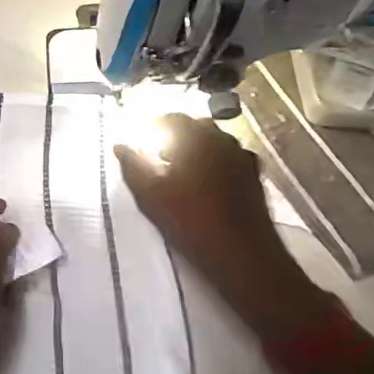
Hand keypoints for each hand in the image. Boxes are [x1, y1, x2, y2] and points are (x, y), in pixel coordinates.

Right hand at [113, 115, 318, 330]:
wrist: (242, 255)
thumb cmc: (190, 220)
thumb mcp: (149, 194)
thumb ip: (132, 165)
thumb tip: (119, 145)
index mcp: (195, 136)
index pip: (170, 118)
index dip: (153, 126)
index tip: (141, 138)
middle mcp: (221, 138)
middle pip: (194, 126)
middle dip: (175, 135)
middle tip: (158, 154)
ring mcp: (242, 156)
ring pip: (214, 141)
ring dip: (197, 148)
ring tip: (181, 169)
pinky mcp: (254, 176)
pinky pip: (229, 158)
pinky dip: (215, 162)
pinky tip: (208, 181)